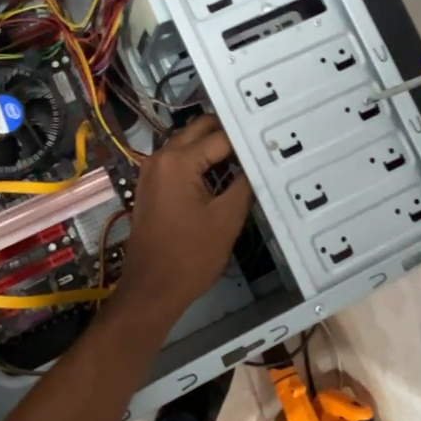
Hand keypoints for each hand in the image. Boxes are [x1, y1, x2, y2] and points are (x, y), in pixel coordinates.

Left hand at [117, 116, 254, 319]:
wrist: (151, 290)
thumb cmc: (190, 257)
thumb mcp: (226, 220)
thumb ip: (244, 184)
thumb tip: (258, 163)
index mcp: (178, 161)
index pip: (220, 136)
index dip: (246, 139)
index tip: (270, 139)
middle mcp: (161, 157)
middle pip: (199, 130)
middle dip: (227, 133)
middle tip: (258, 142)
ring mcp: (152, 171)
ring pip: (187, 143)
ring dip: (212, 146)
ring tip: (245, 156)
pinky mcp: (151, 186)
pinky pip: (178, 160)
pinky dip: (198, 160)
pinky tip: (222, 172)